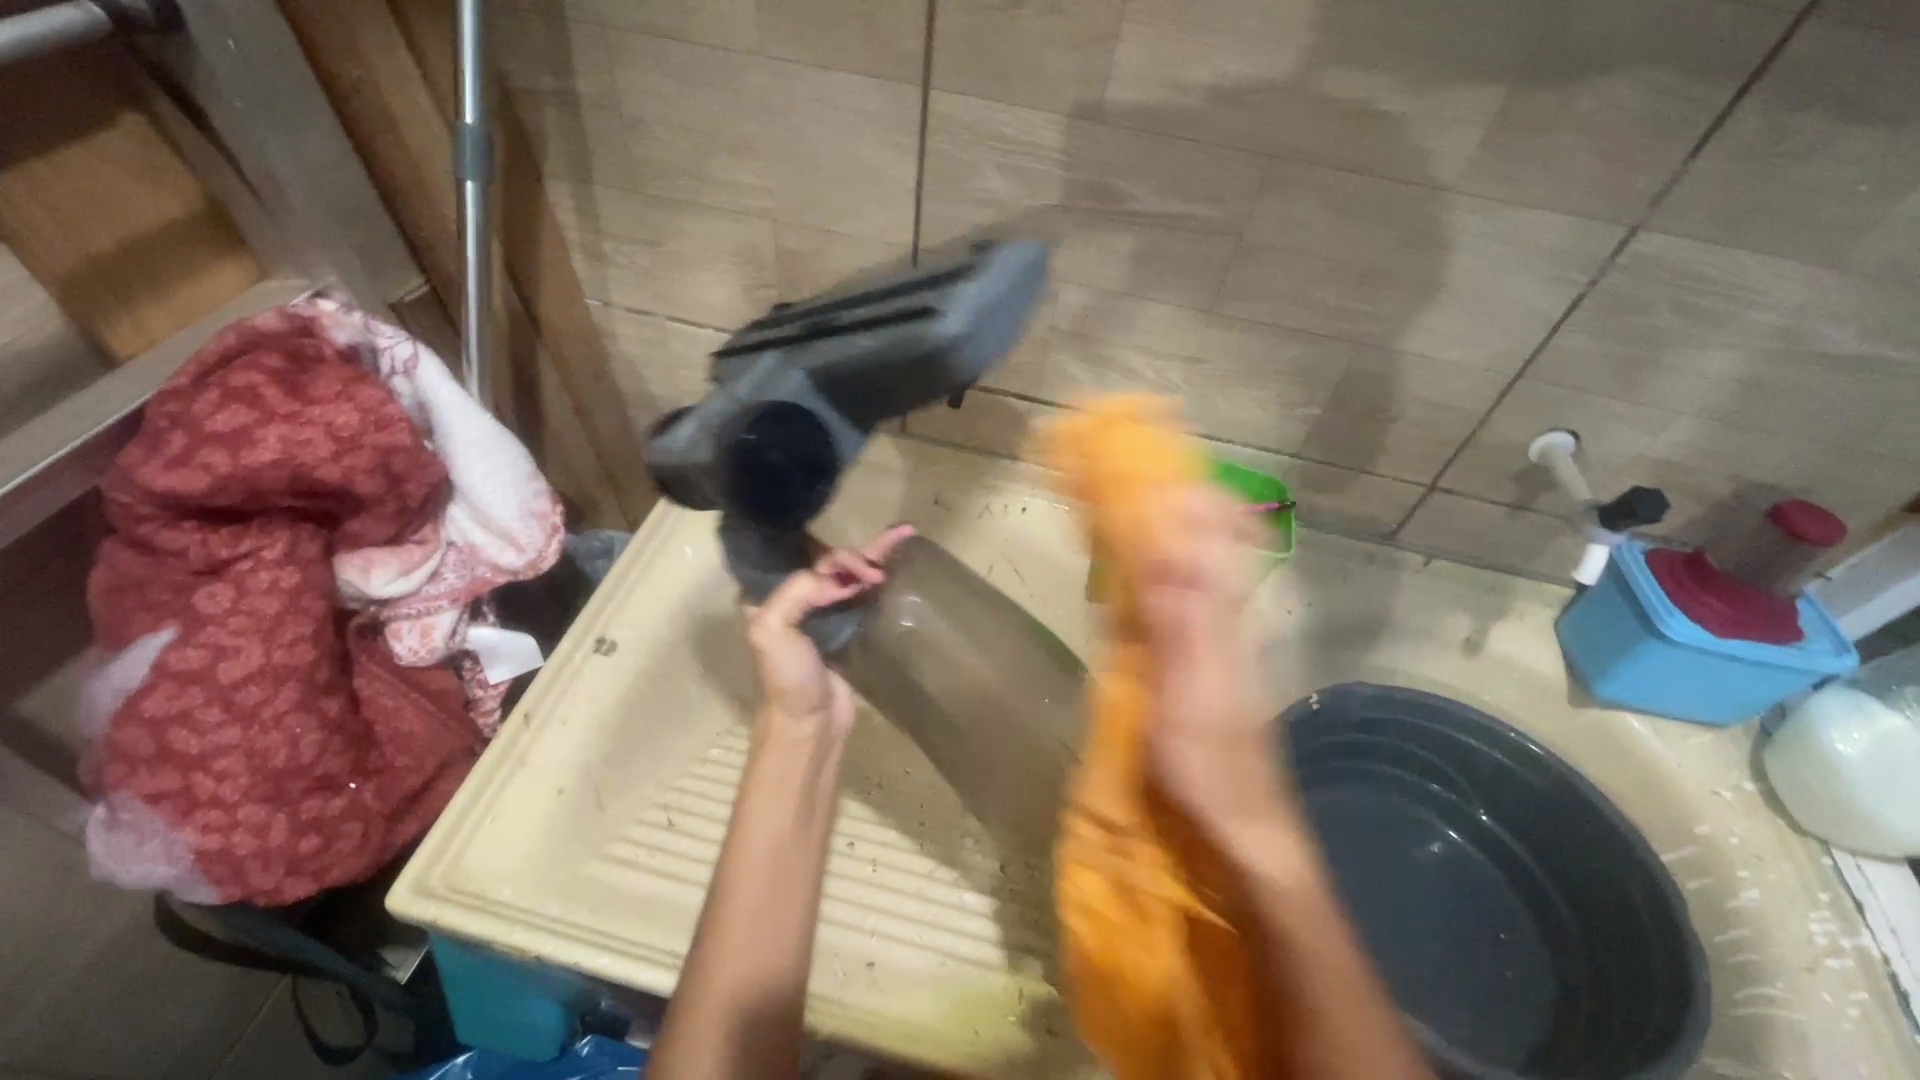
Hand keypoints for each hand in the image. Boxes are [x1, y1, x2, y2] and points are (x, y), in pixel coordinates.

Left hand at [744, 525, 915, 738]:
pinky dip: (882, 564)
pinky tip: (902, 542)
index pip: (795, 553)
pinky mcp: (851, 620)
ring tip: (902, 536)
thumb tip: (838, 578)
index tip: (846, 567)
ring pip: (849, 568)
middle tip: (871, 573)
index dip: (823, 552)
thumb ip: (797, 591)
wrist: (813, 723)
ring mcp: (826, 607)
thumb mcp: (771, 630)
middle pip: (826, 557)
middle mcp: (795, 594)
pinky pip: (865, 585)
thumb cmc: (787, 678)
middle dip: (852, 557)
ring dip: (874, 551)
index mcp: (768, 594)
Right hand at [1137, 489, 1299, 842]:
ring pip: (1204, 578)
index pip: (1219, 546)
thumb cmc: (1210, 769)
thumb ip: (1180, 623)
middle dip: (1185, 513)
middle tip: (1143, 485)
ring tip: (1143, 516)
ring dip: (1178, 541)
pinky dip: (1170, 581)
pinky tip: (1151, 583)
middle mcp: (1230, 628)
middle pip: (1215, 553)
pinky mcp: (1210, 674)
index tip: (1161, 474)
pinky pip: (1192, 608)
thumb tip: (1168, 548)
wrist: (1245, 832)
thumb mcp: (1187, 696)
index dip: (1197, 505)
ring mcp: (1223, 651)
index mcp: (1225, 627)